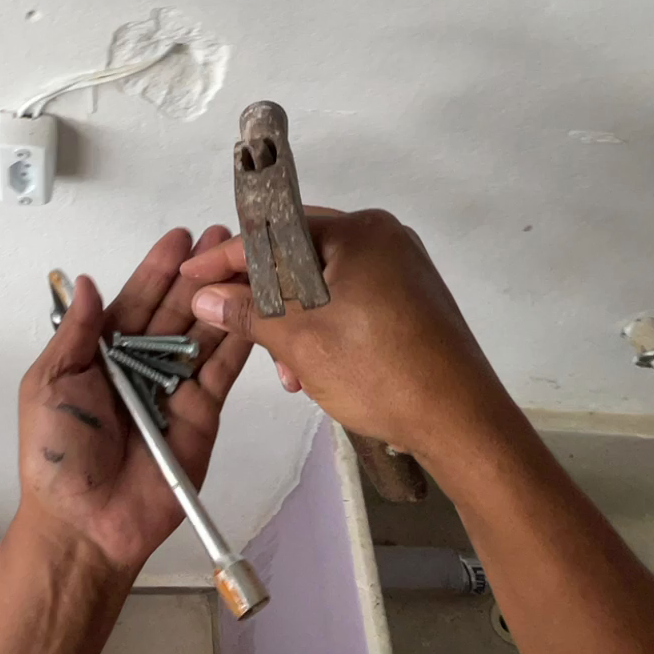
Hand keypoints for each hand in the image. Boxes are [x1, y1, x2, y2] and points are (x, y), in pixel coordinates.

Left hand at [15, 226, 253, 574]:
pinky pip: (222, 369)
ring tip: (244, 261)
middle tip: (223, 236)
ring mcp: (175, 387)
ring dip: (221, 296)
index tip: (179, 238)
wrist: (87, 522)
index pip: (134, 301)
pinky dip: (238, 338)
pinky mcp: (203, 412)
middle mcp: (142, 364)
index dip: (156, 270)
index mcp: (103, 353)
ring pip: (202, 331)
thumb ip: (74, 333)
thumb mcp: (49, 383)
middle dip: (196, 274)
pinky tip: (252, 307)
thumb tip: (85, 281)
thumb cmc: (57, 453)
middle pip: (174, 310)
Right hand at [179, 207, 513, 455]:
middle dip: (265, 302)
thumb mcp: (299, 340)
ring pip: (322, 285)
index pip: (274, 234)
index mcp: (359, 231)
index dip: (226, 259)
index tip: (190, 275)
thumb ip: (246, 311)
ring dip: (294, 324)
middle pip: (297, 259)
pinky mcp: (411, 300)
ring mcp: (401, 269)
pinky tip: (313, 368)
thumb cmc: (378, 370)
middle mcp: (383, 238)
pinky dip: (324, 329)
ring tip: (287, 372)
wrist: (463, 423)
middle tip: (239, 331)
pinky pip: (348, 301)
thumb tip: (202, 296)